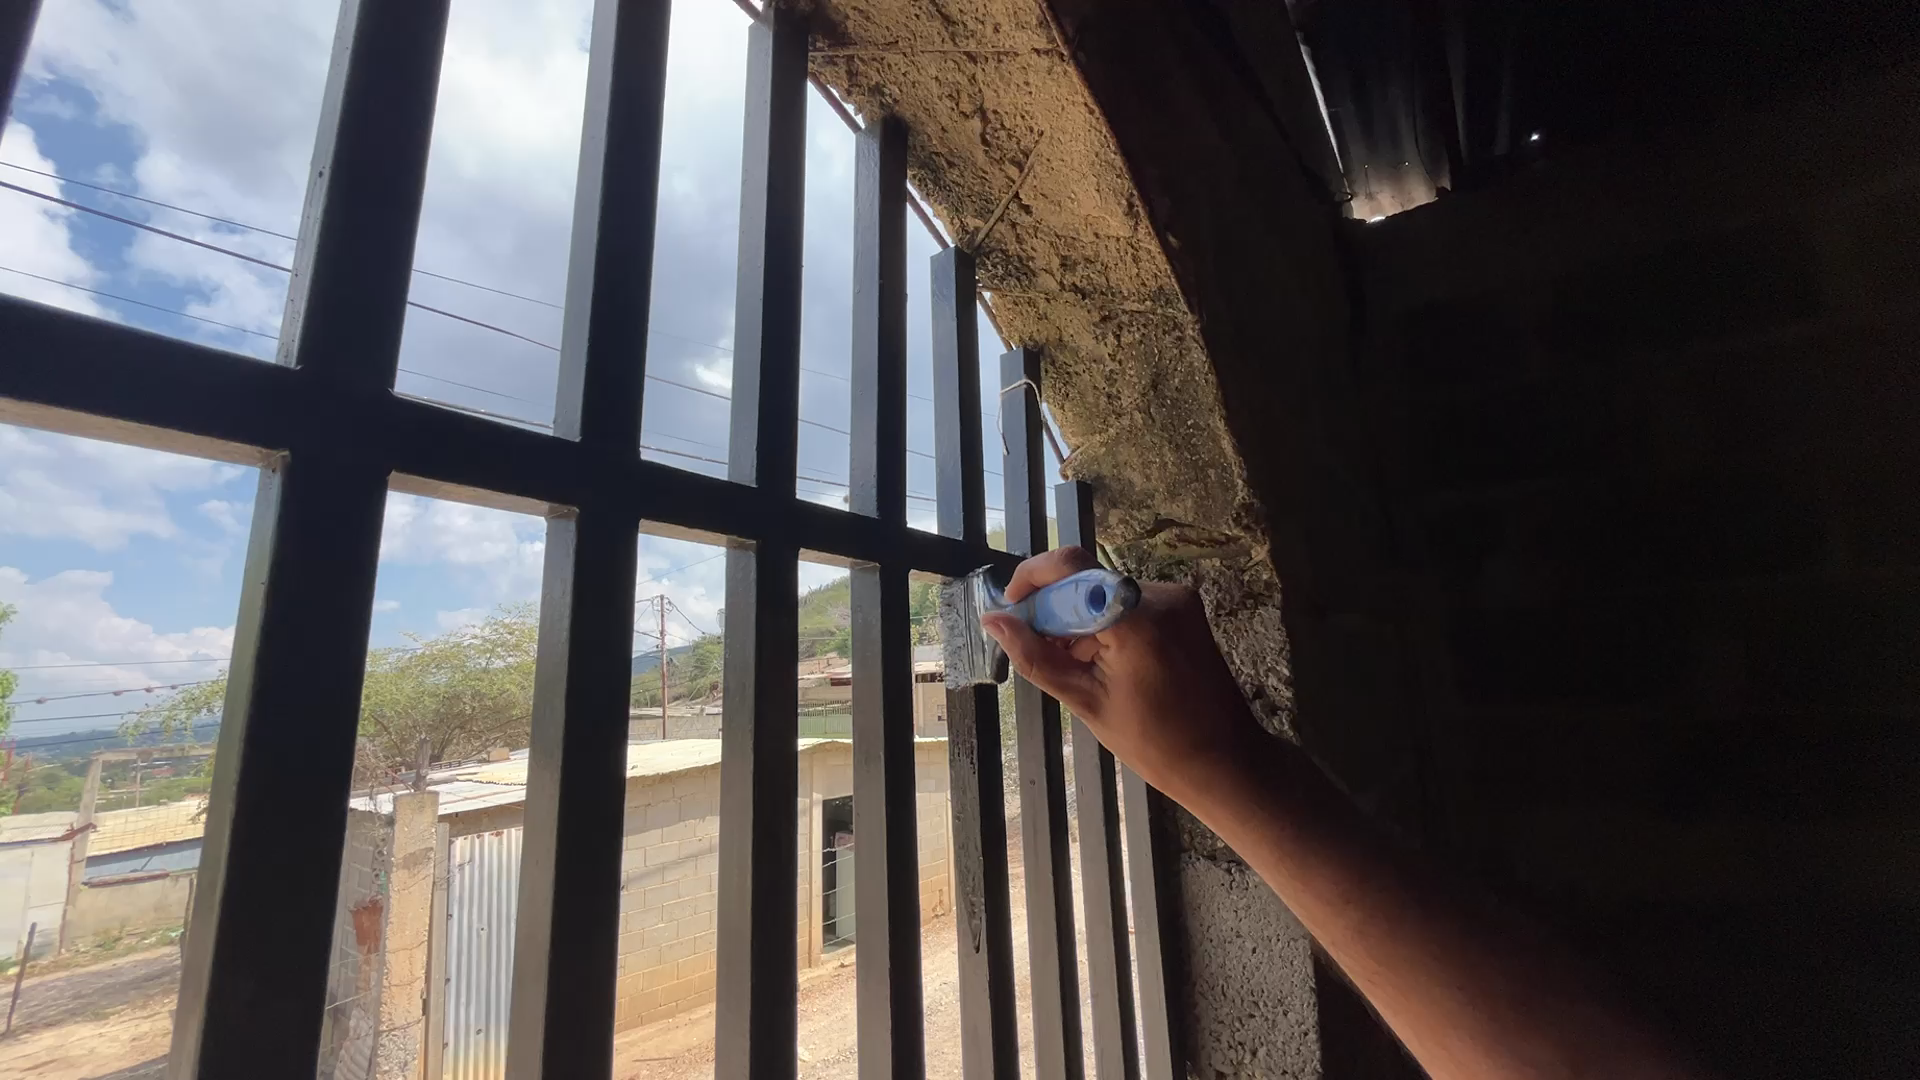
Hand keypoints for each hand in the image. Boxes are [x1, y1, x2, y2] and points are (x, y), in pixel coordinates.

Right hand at [980, 547, 1270, 802]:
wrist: (1226, 761)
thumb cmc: (1154, 743)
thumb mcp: (1085, 701)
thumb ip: (1035, 656)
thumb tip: (993, 621)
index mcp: (1134, 618)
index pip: (1069, 566)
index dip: (1030, 578)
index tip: (1012, 609)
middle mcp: (1158, 595)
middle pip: (1086, 581)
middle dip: (1053, 609)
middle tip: (1040, 650)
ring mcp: (1176, 599)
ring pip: (1106, 593)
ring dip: (1080, 620)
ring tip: (1078, 667)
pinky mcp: (1184, 608)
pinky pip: (1129, 602)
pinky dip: (1107, 624)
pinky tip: (1106, 662)